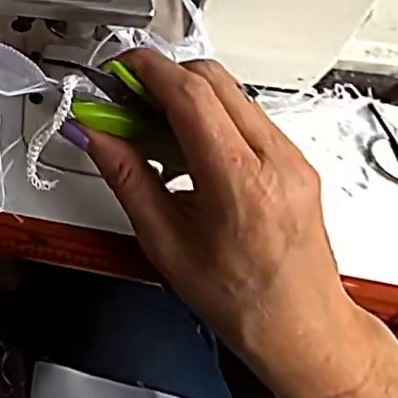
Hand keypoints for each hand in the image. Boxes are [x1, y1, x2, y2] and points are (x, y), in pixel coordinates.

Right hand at [70, 49, 387, 397]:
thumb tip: (95, 134)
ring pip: (228, 90)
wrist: (302, 328)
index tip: (117, 71)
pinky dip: (206, 113)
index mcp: (240, 181)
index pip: (190, 93)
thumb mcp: (164, 240)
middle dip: (161, 77)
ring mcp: (290, 154)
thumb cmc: (241, 299)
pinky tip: (184, 146)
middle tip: (126, 100)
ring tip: (153, 130)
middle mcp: (275, 158)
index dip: (146, 70)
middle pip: (211, 78)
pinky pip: (243, 112)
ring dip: (183, 95)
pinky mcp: (293, 156)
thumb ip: (125, 175)